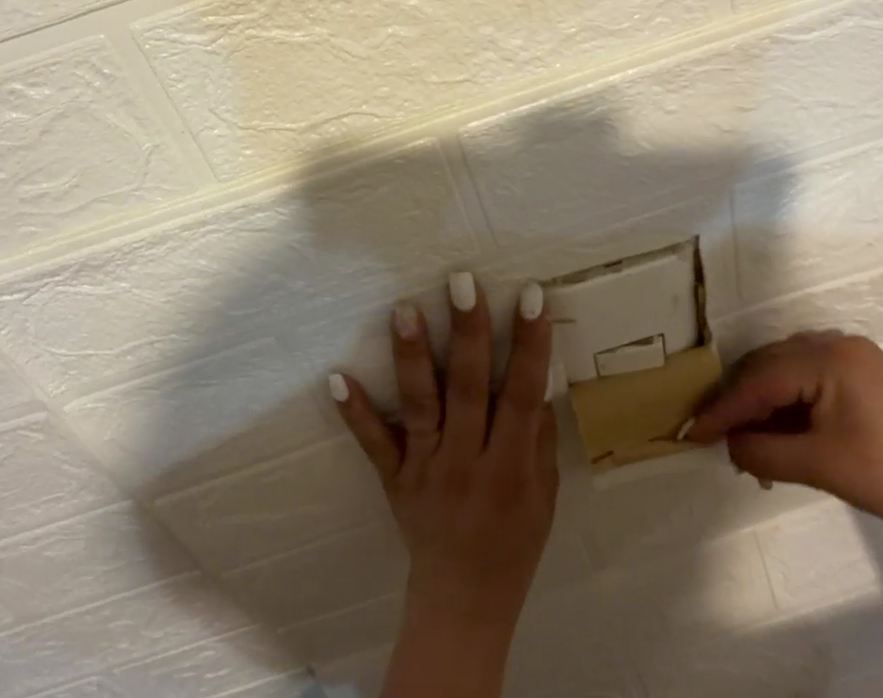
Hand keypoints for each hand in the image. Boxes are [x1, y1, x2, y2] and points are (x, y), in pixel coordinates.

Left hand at [332, 273, 558, 632]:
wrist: (465, 599)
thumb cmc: (515, 543)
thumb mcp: (545, 495)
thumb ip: (537, 438)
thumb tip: (534, 381)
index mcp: (510, 465)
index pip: (521, 394)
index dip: (528, 345)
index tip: (531, 297)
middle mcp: (466, 460)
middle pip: (467, 388)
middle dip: (468, 333)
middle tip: (461, 282)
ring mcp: (425, 468)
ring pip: (419, 405)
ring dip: (412, 356)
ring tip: (404, 309)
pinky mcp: (394, 478)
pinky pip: (373, 443)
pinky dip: (355, 412)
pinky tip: (337, 377)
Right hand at [685, 330, 882, 535]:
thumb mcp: (820, 465)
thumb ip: (764, 451)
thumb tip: (730, 444)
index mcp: (825, 357)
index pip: (755, 380)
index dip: (720, 410)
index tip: (690, 434)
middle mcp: (836, 345)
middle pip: (768, 368)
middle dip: (739, 403)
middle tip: (714, 437)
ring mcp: (856, 358)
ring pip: (788, 374)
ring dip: (764, 405)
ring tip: (747, 441)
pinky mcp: (870, 378)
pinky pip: (812, 382)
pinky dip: (790, 405)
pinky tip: (783, 434)